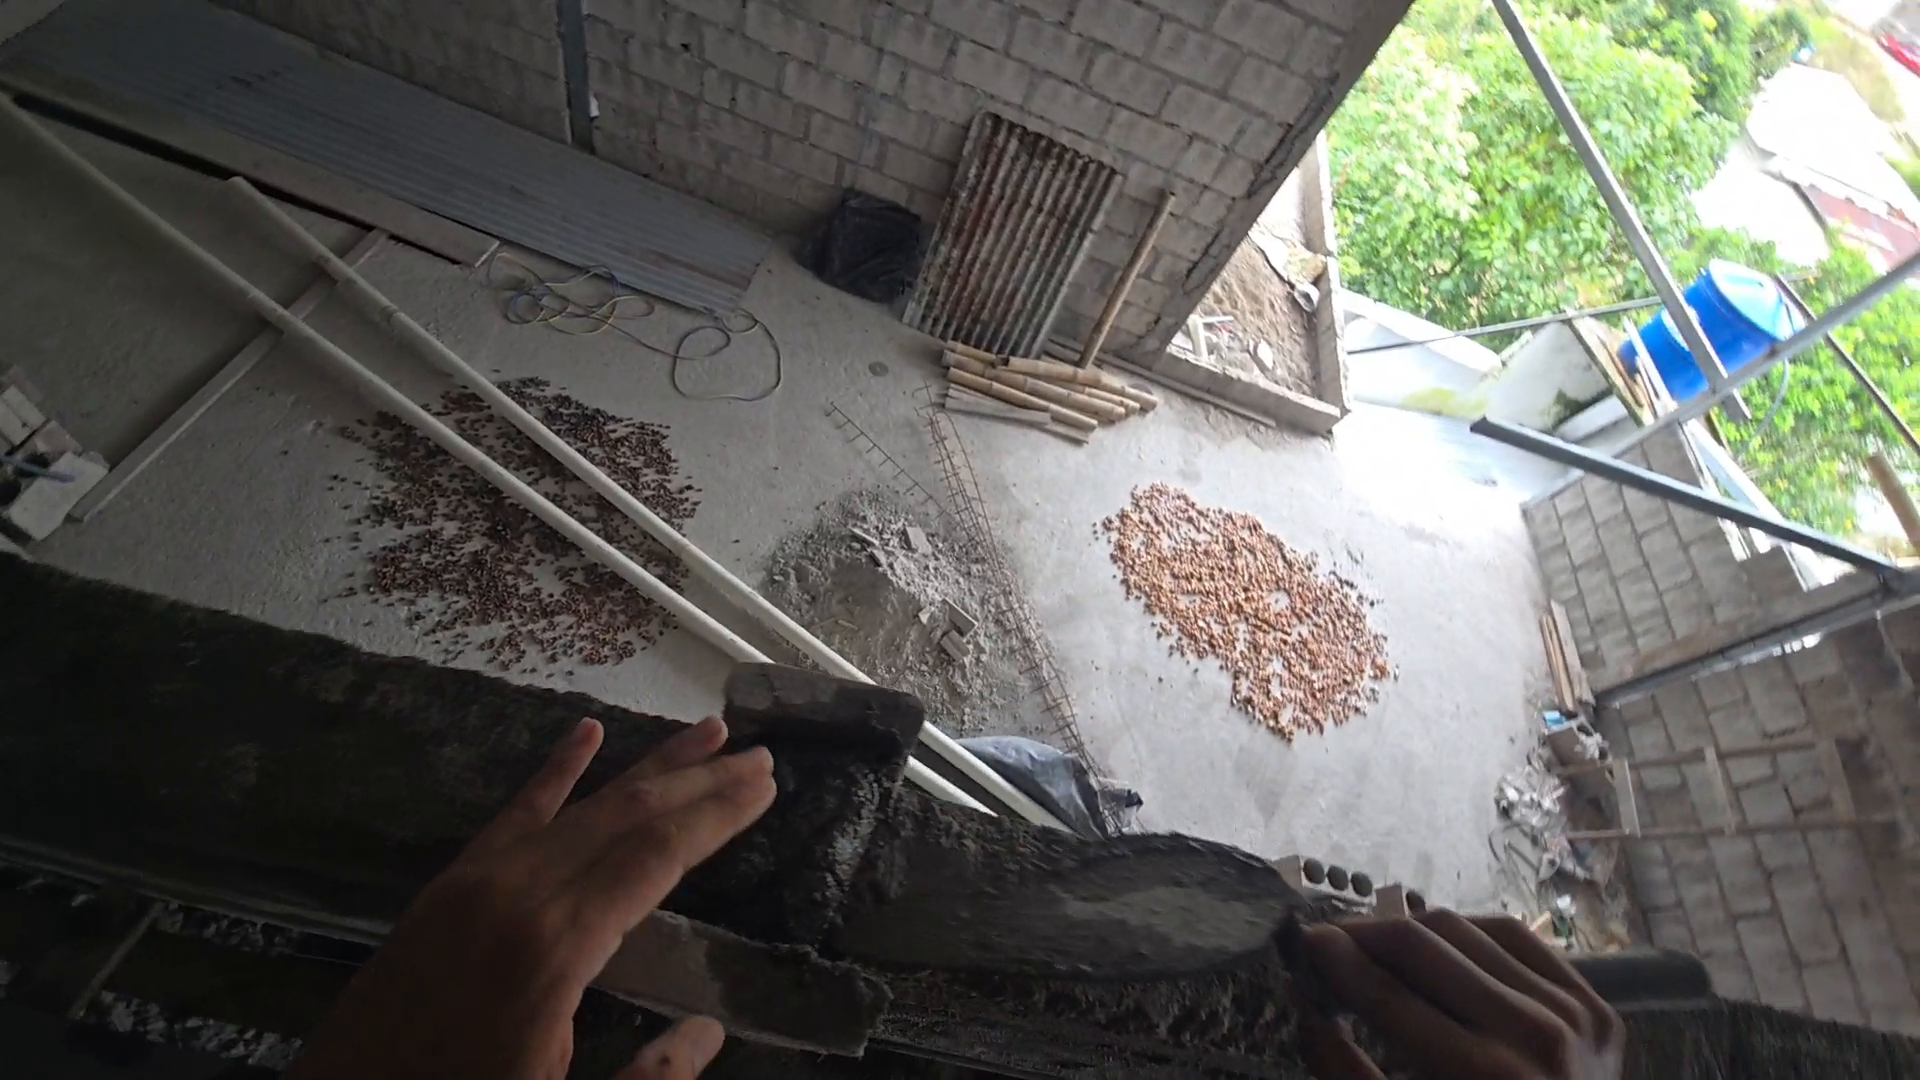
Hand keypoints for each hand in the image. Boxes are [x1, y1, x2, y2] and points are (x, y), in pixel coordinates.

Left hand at [287, 716, 777, 1079]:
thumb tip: (708, 1032)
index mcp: (558, 948)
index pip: (660, 854)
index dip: (718, 815)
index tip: (765, 786)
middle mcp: (525, 892)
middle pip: (635, 814)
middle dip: (704, 779)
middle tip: (759, 755)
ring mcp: (482, 879)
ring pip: (588, 801)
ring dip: (655, 763)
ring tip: (710, 728)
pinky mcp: (452, 884)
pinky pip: (517, 810)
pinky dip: (558, 767)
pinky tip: (589, 731)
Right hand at [1297, 911, 1622, 1079]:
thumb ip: (1340, 1066)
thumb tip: (1298, 992)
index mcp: (1488, 1079)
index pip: (1386, 991)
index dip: (1334, 958)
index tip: (1303, 938)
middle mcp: (1537, 1037)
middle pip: (1416, 941)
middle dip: (1361, 934)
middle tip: (1333, 943)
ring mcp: (1573, 1016)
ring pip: (1455, 925)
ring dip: (1407, 932)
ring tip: (1385, 953)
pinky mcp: (1594, 1006)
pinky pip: (1508, 932)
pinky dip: (1465, 933)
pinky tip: (1445, 955)